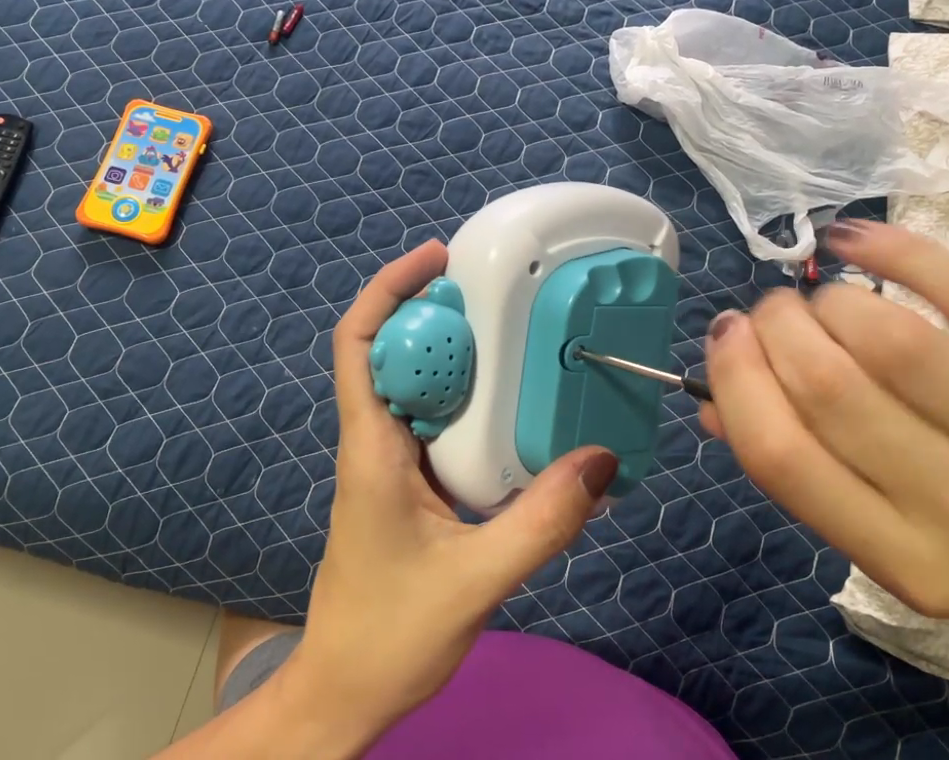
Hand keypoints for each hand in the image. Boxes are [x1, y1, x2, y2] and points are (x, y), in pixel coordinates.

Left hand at [283, 240, 617, 741]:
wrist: (346, 688)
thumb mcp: (477, 578)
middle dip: (436, 312)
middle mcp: (372, 443)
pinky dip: (468, 403)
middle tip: (499, 291)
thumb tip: (603, 460)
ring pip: (415, 387)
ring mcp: (387, 465)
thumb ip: (541, 519)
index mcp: (371, 448)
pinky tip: (512, 408)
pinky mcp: (404, 488)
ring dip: (455, 355)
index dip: (389, 289)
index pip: (360, 343)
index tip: (437, 259)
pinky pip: (434, 425)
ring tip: (514, 334)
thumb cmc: (392, 633)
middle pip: (392, 352)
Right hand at [699, 221, 948, 635]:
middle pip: (830, 388)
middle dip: (776, 326)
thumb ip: (808, 473)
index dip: (735, 378)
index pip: (782, 457)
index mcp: (912, 568)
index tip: (725, 335)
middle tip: (772, 309)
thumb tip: (711, 400)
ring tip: (823, 296)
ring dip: (829, 298)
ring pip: (891, 340)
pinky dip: (899, 251)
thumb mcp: (903, 540)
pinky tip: (859, 239)